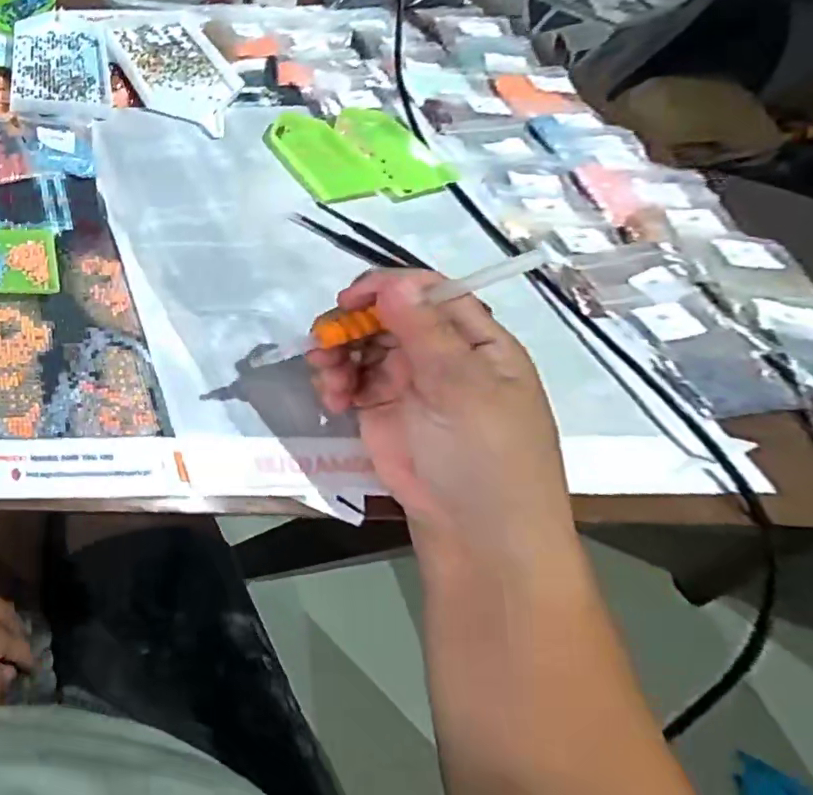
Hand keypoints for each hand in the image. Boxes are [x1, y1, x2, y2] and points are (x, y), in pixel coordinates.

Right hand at [305, 270, 573, 560]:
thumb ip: (425, 332)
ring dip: (334, 354)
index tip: (349, 300)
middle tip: (325, 345)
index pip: (428, 293)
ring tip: (328, 381)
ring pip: (357, 343)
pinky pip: (345, 375)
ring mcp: (405, 380)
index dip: (387, 289)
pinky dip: (331, 381)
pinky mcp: (377, 405)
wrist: (474, 531)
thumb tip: (393, 282)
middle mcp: (438, 354)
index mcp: (475, 343)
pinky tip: (333, 401)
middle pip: (382, 315)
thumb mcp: (462, 389)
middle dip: (349, 325)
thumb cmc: (486, 457)